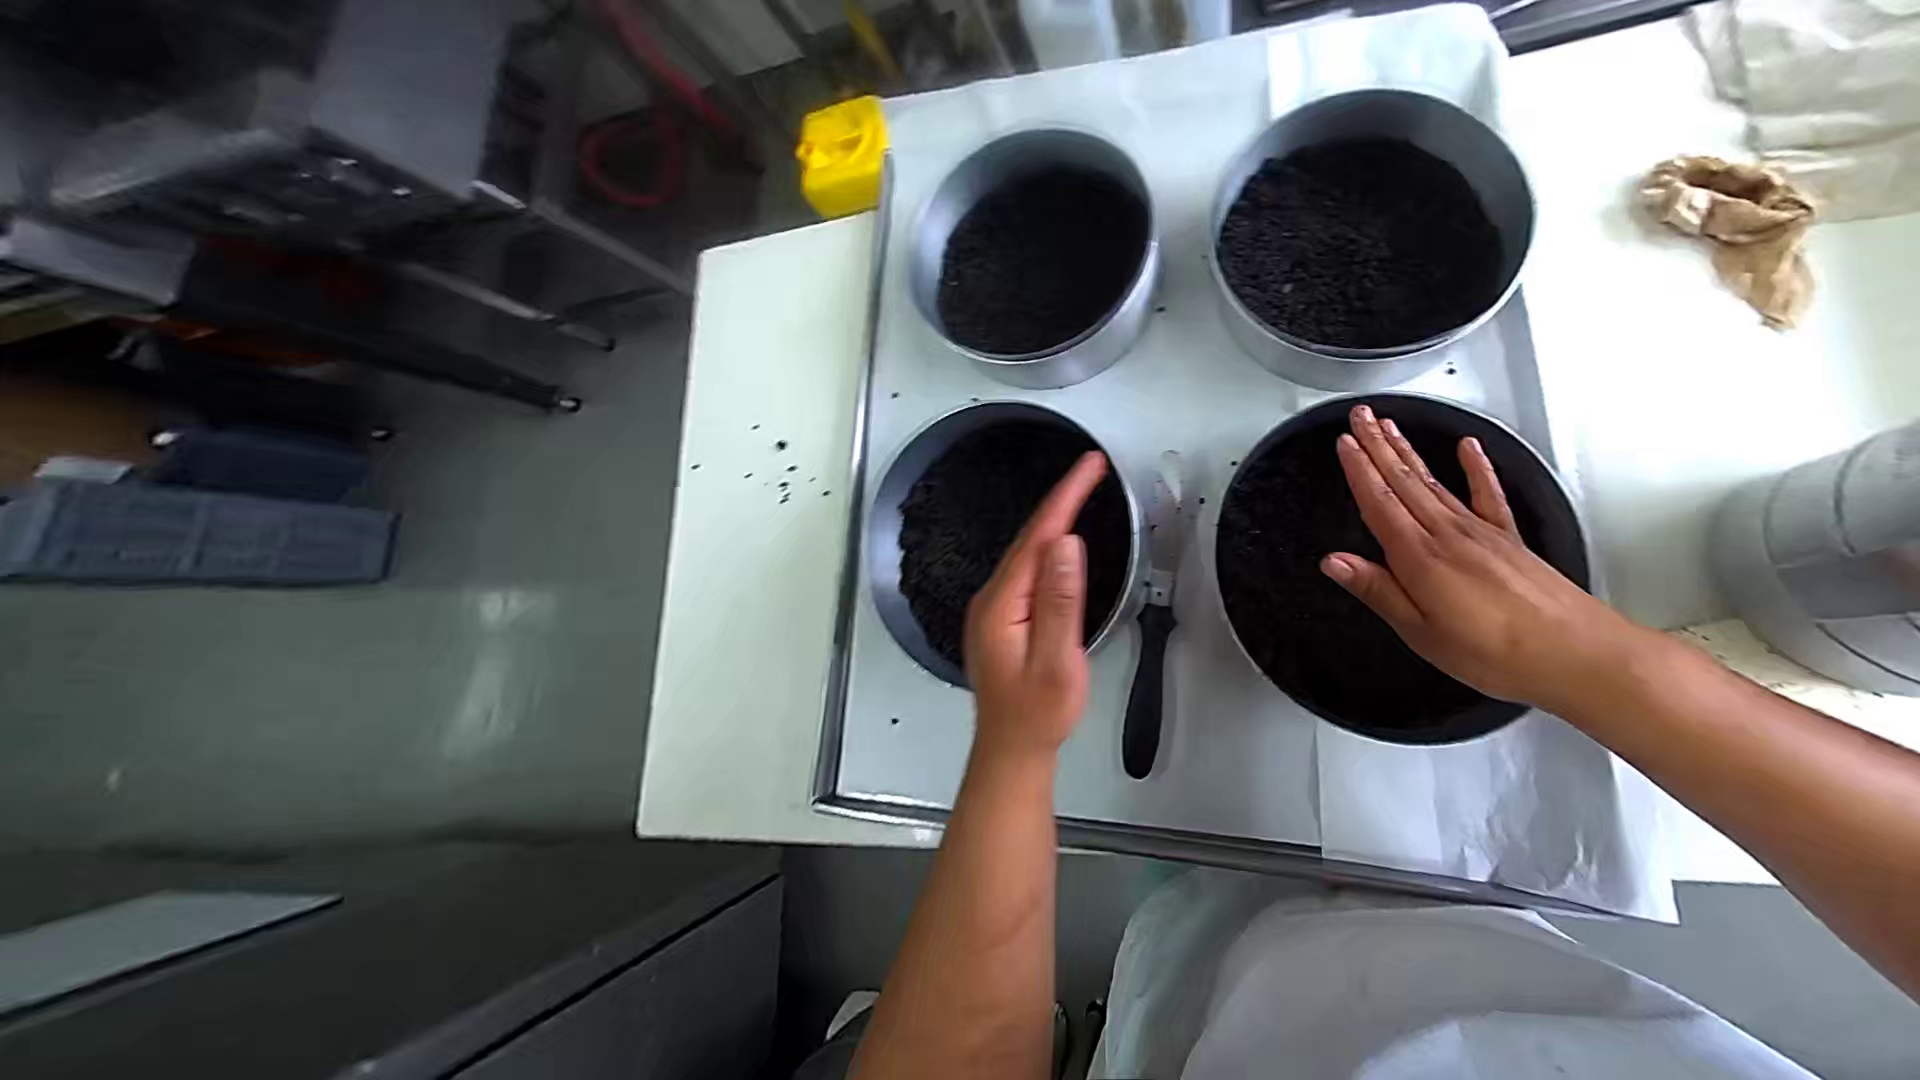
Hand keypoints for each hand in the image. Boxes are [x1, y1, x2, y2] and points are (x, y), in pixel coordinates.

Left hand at [964, 451, 1107, 761]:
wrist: (1012, 747)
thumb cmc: (1036, 713)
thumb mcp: (1056, 660)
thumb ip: (1060, 601)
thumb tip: (1065, 547)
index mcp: (1001, 605)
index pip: (1037, 538)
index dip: (1064, 498)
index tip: (1088, 468)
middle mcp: (990, 600)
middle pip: (1029, 538)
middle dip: (1061, 500)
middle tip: (1090, 472)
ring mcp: (993, 608)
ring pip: (1026, 552)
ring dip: (1054, 521)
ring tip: (1079, 494)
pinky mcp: (1001, 617)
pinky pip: (1025, 570)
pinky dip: (1045, 548)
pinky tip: (1057, 542)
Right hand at [1323, 404, 1660, 715]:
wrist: (1581, 657)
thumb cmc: (1498, 651)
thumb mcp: (1419, 630)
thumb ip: (1375, 589)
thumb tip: (1334, 562)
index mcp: (1421, 557)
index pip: (1379, 502)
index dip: (1358, 469)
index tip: (1343, 443)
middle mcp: (1449, 535)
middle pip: (1404, 480)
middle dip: (1377, 445)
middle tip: (1360, 416)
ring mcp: (1482, 533)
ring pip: (1434, 480)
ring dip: (1408, 450)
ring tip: (1389, 427)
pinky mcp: (1508, 540)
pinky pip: (1487, 494)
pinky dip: (1476, 468)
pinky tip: (1468, 449)